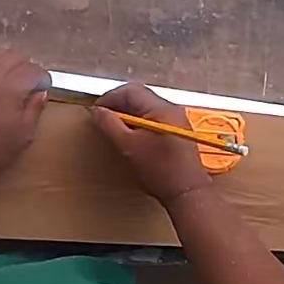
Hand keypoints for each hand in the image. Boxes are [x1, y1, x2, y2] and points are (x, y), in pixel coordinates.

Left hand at [0, 50, 50, 175]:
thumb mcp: (24, 135)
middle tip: (27, 79)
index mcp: (11, 88)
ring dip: (3, 60)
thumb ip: (35, 109)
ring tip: (7, 73)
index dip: (41, 76)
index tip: (43, 86)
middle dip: (24, 65)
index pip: (32, 70)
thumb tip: (41, 92)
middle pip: (12, 56)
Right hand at [90, 84, 214, 205]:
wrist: (187, 192)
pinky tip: (131, 135)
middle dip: (119, 104)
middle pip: (141, 97)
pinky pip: (156, 119)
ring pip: (148, 108)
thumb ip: (110, 125)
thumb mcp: (128, 146)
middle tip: (103, 118)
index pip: (131, 91)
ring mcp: (178, 120)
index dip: (110, 97)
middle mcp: (172, 109)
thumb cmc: (158, 170)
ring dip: (129, 114)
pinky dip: (140, 123)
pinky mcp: (179, 132)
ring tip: (114, 127)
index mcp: (162, 108)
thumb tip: (96, 111)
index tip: (96, 110)